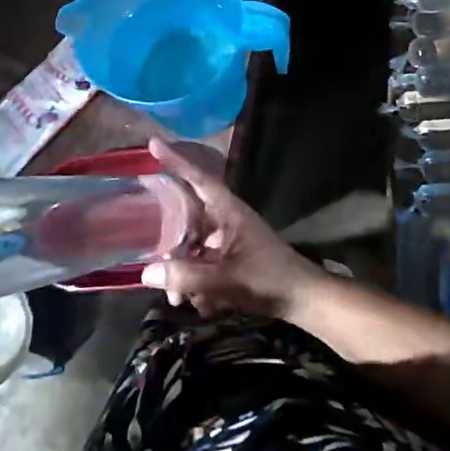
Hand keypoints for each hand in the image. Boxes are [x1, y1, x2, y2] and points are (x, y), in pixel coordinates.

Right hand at [140, 138, 328, 319]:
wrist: (303, 301)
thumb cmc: (269, 279)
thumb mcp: (225, 279)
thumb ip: (186, 277)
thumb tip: (146, 273)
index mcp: (227, 210)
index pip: (196, 178)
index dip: (175, 160)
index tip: (152, 144)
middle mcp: (223, 219)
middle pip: (184, 218)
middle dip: (170, 247)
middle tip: (155, 263)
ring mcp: (225, 240)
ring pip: (190, 248)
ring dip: (184, 275)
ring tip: (181, 300)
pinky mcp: (228, 260)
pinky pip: (201, 265)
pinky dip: (198, 285)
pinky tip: (207, 306)